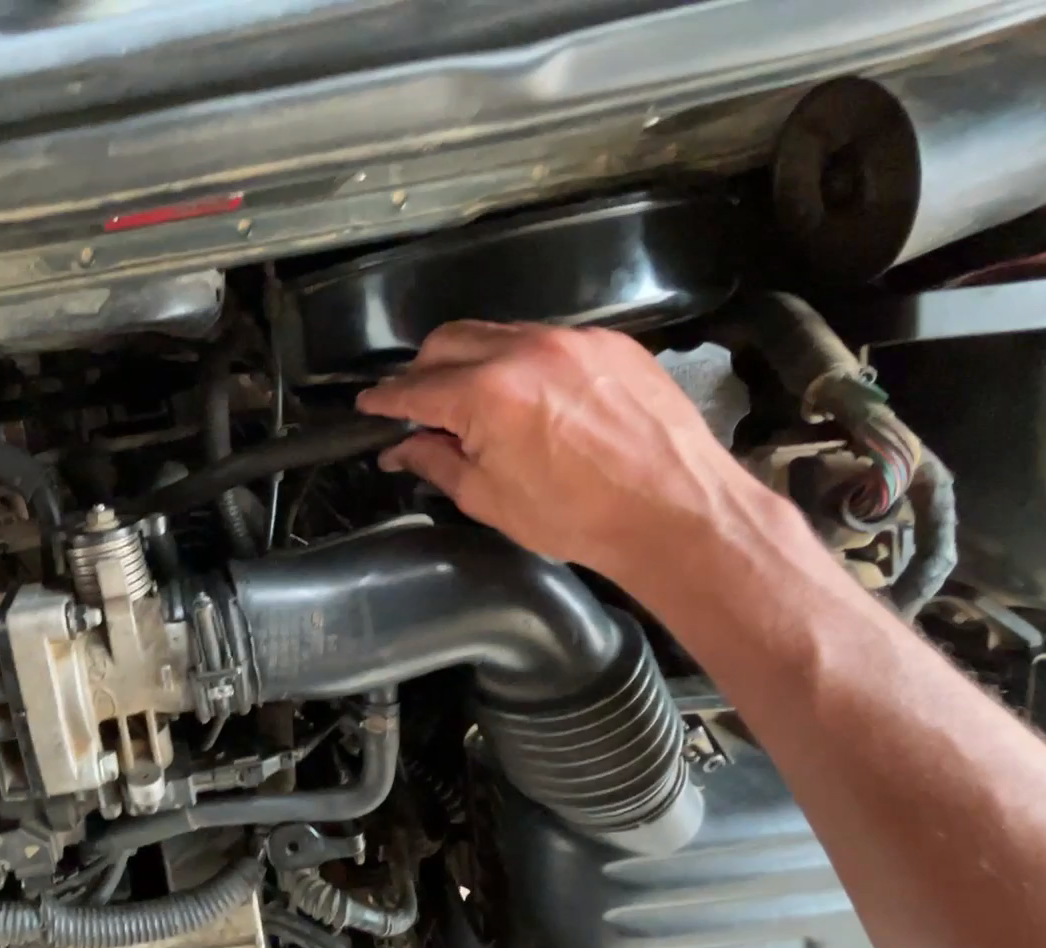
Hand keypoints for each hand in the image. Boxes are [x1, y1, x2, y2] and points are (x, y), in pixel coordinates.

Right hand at [356, 321, 762, 577]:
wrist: (677, 512)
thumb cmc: (576, 516)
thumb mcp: (487, 497)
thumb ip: (435, 462)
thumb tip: (402, 449)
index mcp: (486, 394)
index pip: (413, 388)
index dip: (384, 400)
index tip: (368, 406)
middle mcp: (524, 351)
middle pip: (446, 341)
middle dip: (422, 371)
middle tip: (420, 406)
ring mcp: (572, 340)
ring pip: (495, 333)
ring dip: (471, 361)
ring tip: (477, 402)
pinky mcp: (610, 343)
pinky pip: (545, 340)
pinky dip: (522, 362)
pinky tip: (532, 397)